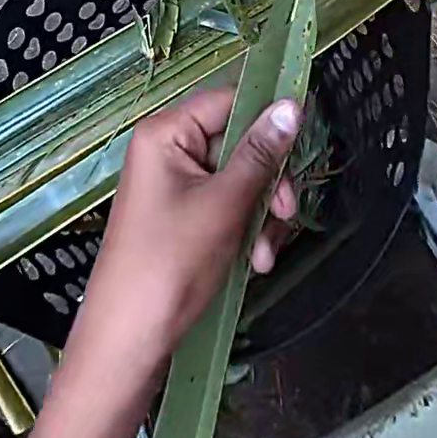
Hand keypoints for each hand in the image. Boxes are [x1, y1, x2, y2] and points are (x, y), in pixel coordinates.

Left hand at [72, 89, 300, 369]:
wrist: (131, 337)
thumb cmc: (172, 262)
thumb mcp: (224, 204)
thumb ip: (260, 153)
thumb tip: (292, 105)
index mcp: (166, 133)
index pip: (228, 100)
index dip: (268, 117)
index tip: (304, 139)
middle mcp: (169, 149)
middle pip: (240, 143)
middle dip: (269, 182)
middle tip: (287, 212)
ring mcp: (177, 183)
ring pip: (242, 178)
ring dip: (263, 213)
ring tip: (264, 253)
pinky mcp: (186, 212)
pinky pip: (230, 204)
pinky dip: (247, 229)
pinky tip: (254, 261)